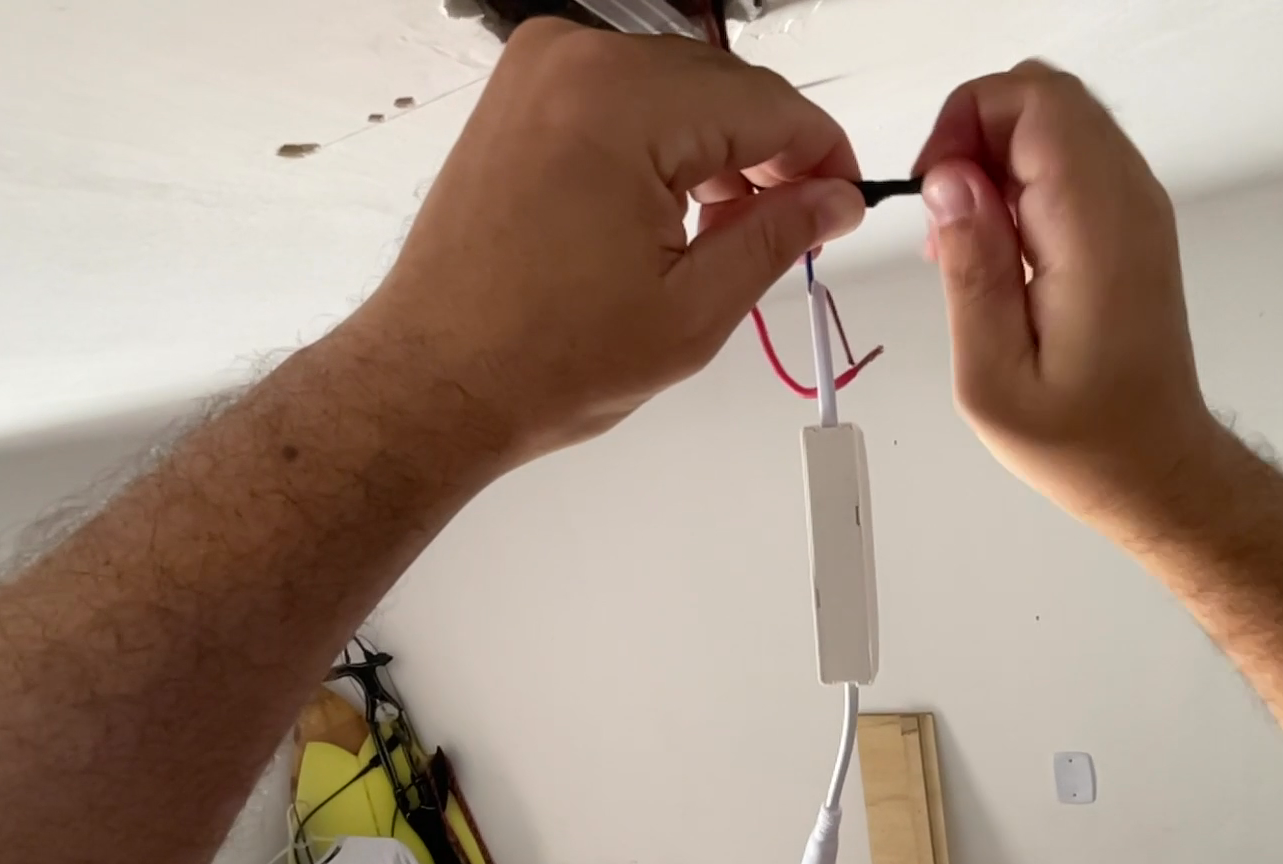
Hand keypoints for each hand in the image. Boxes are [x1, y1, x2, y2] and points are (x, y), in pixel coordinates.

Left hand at [340, 18, 864, 460]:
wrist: (439, 381)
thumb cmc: (545, 359)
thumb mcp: (694, 311)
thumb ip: (775, 239)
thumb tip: (833, 202)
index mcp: (624, 106)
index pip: (767, 105)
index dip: (821, 155)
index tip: (843, 199)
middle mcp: (575, 63)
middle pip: (722, 89)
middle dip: (772, 157)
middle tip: (799, 226)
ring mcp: (538, 76)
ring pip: (674, 94)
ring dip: (719, 155)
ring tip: (736, 233)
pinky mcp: (519, 104)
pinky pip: (623, 105)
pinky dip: (665, 149)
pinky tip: (678, 209)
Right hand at [913, 61, 1213, 523]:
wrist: (1149, 463)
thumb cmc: (1071, 439)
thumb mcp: (991, 376)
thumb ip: (970, 270)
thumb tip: (949, 180)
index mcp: (1094, 233)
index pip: (1035, 103)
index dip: (965, 124)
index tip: (931, 199)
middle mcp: (1128, 200)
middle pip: (1046, 98)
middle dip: (973, 140)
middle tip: (942, 229)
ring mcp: (1136, 209)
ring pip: (1055, 125)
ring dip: (992, 167)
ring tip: (961, 249)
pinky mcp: (1129, 226)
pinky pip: (1067, 164)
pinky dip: (1017, 187)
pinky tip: (995, 253)